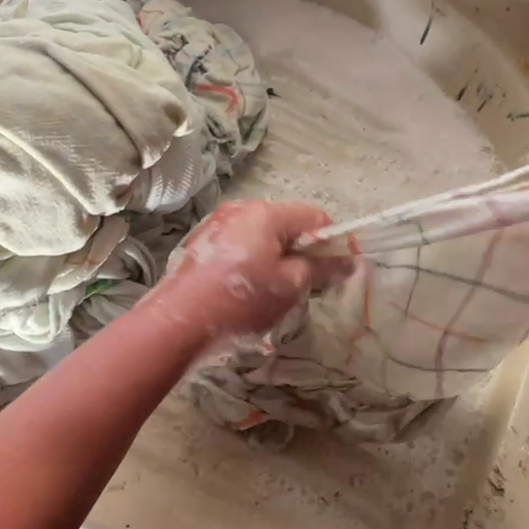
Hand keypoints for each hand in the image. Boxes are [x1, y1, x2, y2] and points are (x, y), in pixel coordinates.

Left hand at [151, 200, 351, 339]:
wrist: (180, 320)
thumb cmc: (241, 300)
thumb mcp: (289, 286)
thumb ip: (320, 269)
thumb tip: (348, 261)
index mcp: (267, 212)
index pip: (314, 215)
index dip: (329, 242)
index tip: (329, 271)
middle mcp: (241, 208)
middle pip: (286, 223)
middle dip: (298, 251)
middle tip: (298, 286)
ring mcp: (216, 223)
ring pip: (260, 235)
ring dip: (272, 258)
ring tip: (267, 292)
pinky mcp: (200, 242)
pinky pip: (238, 245)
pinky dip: (248, 262)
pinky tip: (241, 290)